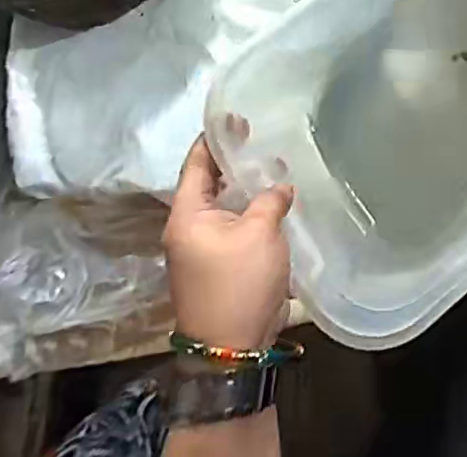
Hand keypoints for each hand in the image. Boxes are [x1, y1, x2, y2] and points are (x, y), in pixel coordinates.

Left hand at [164, 138, 294, 349]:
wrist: (232, 349)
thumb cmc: (239, 282)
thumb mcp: (260, 231)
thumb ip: (270, 199)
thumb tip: (279, 187)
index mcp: (187, 215)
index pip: (196, 162)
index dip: (215, 137)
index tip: (235, 117)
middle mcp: (189, 227)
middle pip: (210, 181)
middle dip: (234, 160)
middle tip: (262, 136)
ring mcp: (203, 246)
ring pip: (225, 204)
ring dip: (246, 186)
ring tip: (274, 163)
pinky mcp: (220, 262)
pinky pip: (235, 224)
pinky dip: (252, 209)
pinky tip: (276, 199)